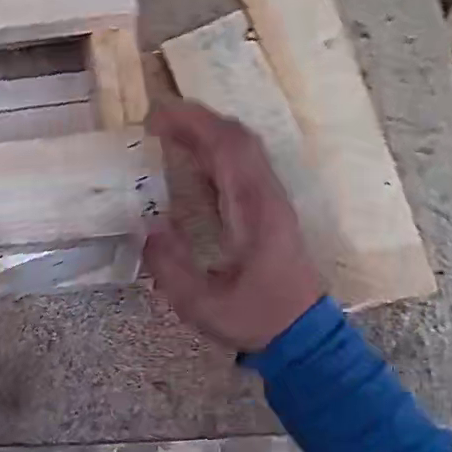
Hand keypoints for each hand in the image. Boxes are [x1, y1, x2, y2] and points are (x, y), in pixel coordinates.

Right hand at [144, 103, 324, 352]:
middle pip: (238, 139)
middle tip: (157, 120)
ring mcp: (273, 203)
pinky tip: (195, 166)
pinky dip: (217, 155)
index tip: (156, 116)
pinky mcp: (271, 214)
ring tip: (170, 136)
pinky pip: (245, 169)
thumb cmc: (256, 320)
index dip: (192, 124)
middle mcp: (268, 197)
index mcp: (255, 211)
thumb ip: (170, 266)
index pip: (228, 148)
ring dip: (208, 135)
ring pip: (244, 151)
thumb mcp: (202, 304)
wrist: (303, 335)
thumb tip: (148, 228)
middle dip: (197, 121)